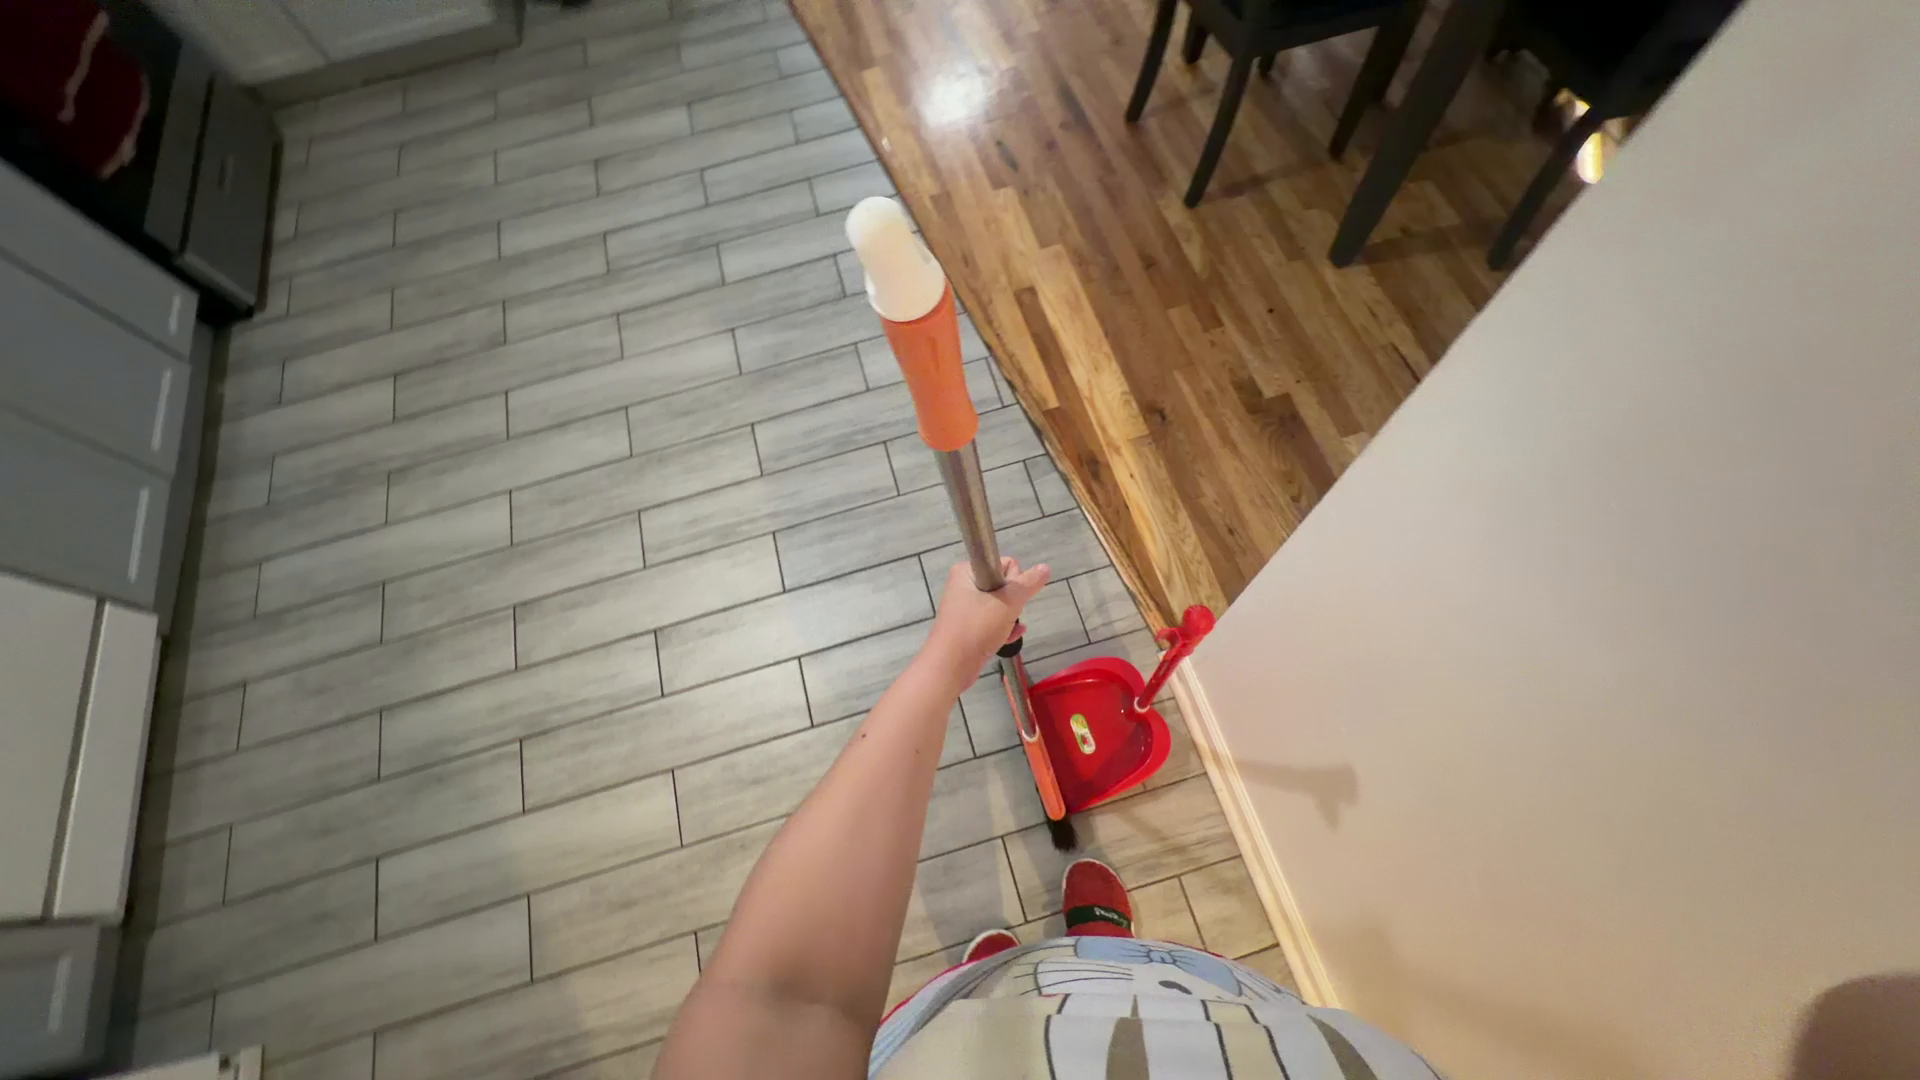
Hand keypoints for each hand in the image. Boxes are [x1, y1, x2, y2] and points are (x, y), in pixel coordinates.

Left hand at [925, 558, 1049, 675]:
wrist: (951, 667)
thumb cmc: (977, 628)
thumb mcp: (1007, 603)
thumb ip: (1028, 584)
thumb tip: (1045, 568)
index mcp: (967, 571)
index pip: (1005, 564)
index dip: (1014, 581)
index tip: (1008, 598)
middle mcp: (964, 586)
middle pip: (1004, 585)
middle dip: (1012, 602)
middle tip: (1004, 615)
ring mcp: (965, 607)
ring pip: (1000, 605)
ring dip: (1009, 617)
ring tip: (1004, 629)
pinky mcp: (968, 626)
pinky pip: (992, 621)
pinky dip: (1003, 628)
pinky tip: (1010, 637)